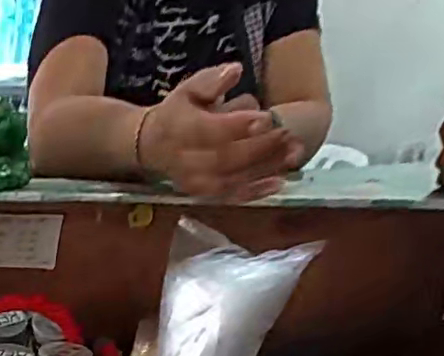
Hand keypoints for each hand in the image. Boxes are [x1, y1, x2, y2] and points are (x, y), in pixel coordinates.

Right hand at [137, 64, 300, 200]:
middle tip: (287, 134)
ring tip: (292, 154)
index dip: (238, 127)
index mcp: (179, 131)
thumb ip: (210, 80)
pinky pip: (228, 196)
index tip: (266, 118)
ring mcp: (193, 181)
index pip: (209, 132)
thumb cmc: (177, 113)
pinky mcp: (201, 193)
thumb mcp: (188, 89)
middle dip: (258, 148)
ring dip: (262, 170)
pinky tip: (277, 183)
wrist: (151, 146)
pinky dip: (253, 192)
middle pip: (223, 159)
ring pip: (229, 180)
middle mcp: (184, 161)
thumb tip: (234, 72)